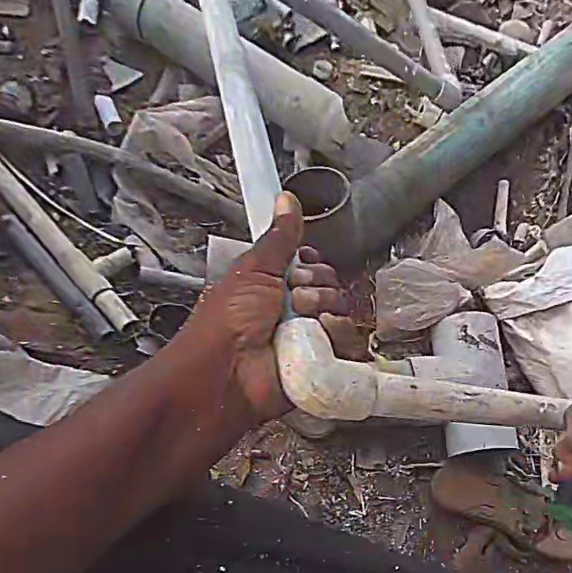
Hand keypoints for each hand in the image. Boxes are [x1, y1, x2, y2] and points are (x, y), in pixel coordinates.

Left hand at [174, 192, 347, 424]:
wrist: (224, 371)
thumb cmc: (227, 321)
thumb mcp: (253, 269)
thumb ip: (278, 238)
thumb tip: (287, 201)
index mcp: (276, 289)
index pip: (315, 270)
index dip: (312, 267)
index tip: (299, 269)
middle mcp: (294, 315)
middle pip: (332, 290)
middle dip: (318, 289)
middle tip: (295, 298)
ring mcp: (307, 342)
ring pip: (343, 317)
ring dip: (327, 312)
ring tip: (302, 320)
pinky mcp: (319, 367)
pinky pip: (347, 348)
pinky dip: (340, 339)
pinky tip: (319, 338)